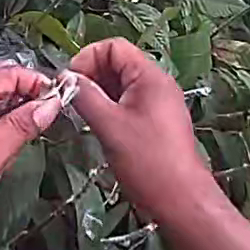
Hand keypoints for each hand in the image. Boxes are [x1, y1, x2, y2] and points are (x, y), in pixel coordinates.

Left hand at [0, 65, 64, 249]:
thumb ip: (24, 124)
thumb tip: (53, 102)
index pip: (12, 73)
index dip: (38, 83)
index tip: (61, 101)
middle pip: (4, 85)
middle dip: (29, 99)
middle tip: (51, 119)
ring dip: (16, 115)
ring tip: (35, 133)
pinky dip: (2, 127)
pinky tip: (12, 144)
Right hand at [68, 39, 222, 225]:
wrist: (183, 202)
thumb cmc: (147, 162)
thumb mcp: (109, 126)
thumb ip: (86, 96)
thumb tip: (66, 77)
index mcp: (149, 75)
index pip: (114, 47)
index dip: (88, 58)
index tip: (70, 82)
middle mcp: (157, 82)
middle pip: (118, 63)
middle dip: (92, 75)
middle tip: (72, 98)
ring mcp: (160, 101)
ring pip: (122, 83)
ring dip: (100, 92)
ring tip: (83, 113)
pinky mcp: (158, 119)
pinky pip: (130, 101)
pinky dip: (111, 106)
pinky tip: (100, 124)